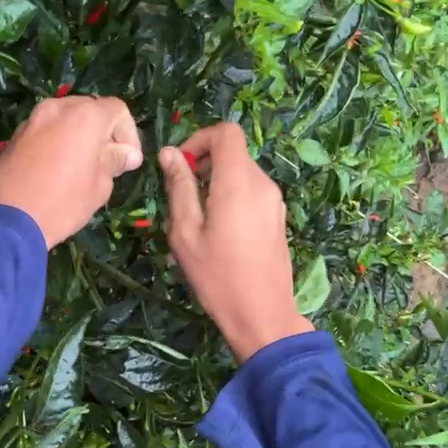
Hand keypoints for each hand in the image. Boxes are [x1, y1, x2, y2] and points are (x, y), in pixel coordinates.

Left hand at [0, 96, 143, 246]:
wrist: (7, 221)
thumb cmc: (62, 204)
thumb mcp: (99, 187)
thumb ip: (114, 162)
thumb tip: (126, 154)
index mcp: (84, 116)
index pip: (117, 110)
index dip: (129, 134)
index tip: (129, 160)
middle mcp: (58, 108)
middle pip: (90, 109)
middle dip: (104, 132)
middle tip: (109, 162)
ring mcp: (33, 119)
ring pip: (66, 118)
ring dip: (80, 136)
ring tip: (84, 166)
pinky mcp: (16, 135)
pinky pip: (47, 130)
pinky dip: (59, 141)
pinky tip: (59, 169)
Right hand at [157, 123, 312, 361]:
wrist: (262, 315)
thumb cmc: (217, 276)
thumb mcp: (186, 233)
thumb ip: (179, 188)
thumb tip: (170, 154)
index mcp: (238, 182)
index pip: (226, 133)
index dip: (199, 139)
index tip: (180, 166)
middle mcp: (262, 184)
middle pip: (233, 154)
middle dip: (204, 167)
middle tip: (181, 200)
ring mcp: (274, 202)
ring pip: (241, 176)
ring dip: (215, 186)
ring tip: (196, 223)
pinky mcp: (278, 219)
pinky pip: (251, 195)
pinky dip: (231, 200)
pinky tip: (217, 235)